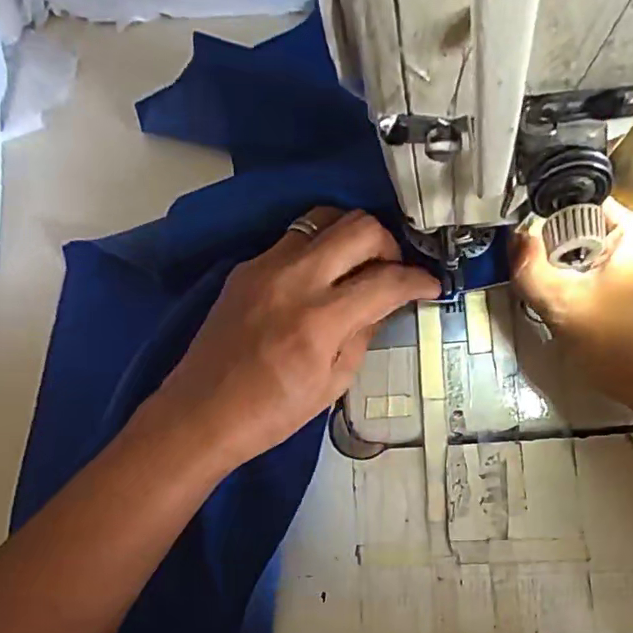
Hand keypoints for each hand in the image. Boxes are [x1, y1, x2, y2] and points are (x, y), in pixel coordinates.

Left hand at [149, 208, 440, 468]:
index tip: (430, 285)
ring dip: (351, 237)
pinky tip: (319, 279)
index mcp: (320, 321)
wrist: (202, 413)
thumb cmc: (271, 414)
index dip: (418, 281)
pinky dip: (317, 250)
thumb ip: (362, 336)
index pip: (385, 281)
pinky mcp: (245, 268)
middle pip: (360, 227)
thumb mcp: (332, 385)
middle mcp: (294, 280)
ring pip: (324, 219)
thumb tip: (381, 305)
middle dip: (389, 245)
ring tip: (358, 267)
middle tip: (392, 271)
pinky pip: (293, 239)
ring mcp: (265, 267)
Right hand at [513, 175, 632, 430]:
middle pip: (626, 188)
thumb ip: (531, 272)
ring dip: (614, 240)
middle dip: (591, 218)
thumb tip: (517, 244)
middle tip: (569, 259)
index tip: (554, 222)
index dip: (572, 188)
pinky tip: (623, 295)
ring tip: (595, 281)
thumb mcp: (568, 312)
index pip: (608, 160)